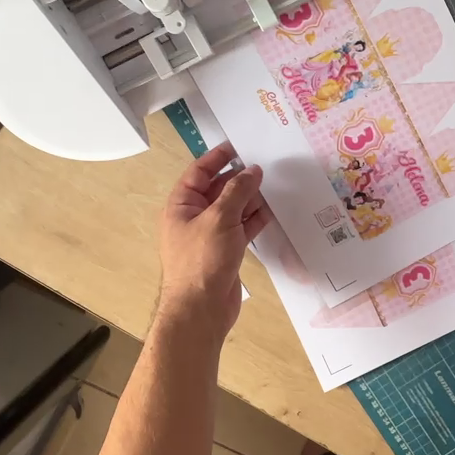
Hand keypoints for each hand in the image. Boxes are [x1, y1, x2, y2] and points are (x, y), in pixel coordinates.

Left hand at [157, 142, 269, 340]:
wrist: (201, 309)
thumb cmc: (202, 260)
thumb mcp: (219, 219)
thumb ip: (237, 192)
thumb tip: (252, 171)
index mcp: (181, 206)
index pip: (198, 172)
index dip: (217, 158)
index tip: (239, 146)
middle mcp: (194, 217)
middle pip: (218, 189)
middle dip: (239, 178)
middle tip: (265, 165)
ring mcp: (210, 235)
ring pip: (232, 208)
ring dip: (250, 198)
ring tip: (274, 185)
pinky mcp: (226, 250)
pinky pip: (241, 227)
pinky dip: (255, 219)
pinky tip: (272, 210)